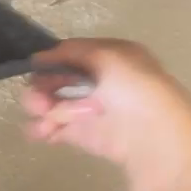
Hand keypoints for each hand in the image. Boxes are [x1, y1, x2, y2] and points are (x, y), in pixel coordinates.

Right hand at [21, 39, 190, 180]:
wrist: (153, 138)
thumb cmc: (136, 91)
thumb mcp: (110, 56)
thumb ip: (73, 51)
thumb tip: (40, 56)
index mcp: (108, 59)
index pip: (69, 55)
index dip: (51, 61)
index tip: (37, 69)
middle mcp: (96, 81)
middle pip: (53, 79)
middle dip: (42, 87)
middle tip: (41, 101)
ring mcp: (85, 108)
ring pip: (47, 102)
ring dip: (40, 108)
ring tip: (46, 119)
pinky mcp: (78, 133)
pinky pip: (49, 127)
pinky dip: (41, 128)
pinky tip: (44, 132)